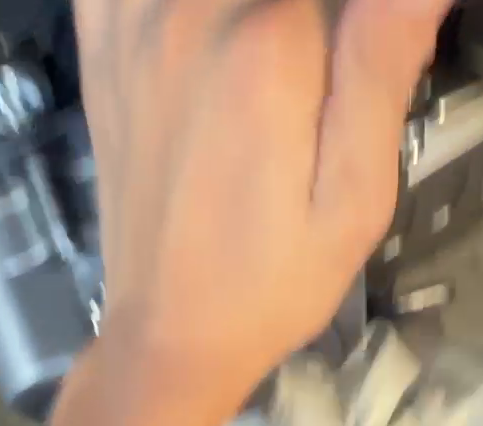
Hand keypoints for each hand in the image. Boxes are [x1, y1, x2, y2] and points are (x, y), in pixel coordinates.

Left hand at [76, 0, 454, 401]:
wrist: (169, 337)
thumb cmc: (270, 286)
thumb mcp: (353, 200)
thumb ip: (382, 66)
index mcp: (268, 45)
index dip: (360, 19)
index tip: (363, 60)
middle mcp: (188, 12)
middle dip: (313, 18)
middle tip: (322, 76)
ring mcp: (131, 29)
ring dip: (253, 15)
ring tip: (277, 67)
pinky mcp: (100, 55)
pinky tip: (200, 33)